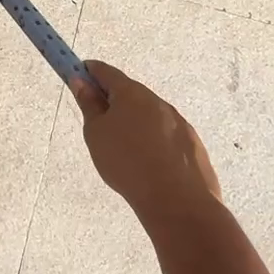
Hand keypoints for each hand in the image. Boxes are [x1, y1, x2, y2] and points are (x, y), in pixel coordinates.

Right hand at [71, 60, 218, 217]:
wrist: (178, 202)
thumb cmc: (126, 162)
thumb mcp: (95, 133)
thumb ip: (88, 104)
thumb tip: (81, 81)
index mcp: (131, 93)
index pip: (106, 71)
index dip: (89, 71)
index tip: (79, 77)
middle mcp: (158, 101)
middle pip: (131, 93)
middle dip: (114, 101)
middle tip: (100, 123)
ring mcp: (180, 123)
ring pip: (151, 116)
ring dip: (137, 123)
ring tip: (127, 152)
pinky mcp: (194, 146)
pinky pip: (168, 137)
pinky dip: (156, 142)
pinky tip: (151, 165)